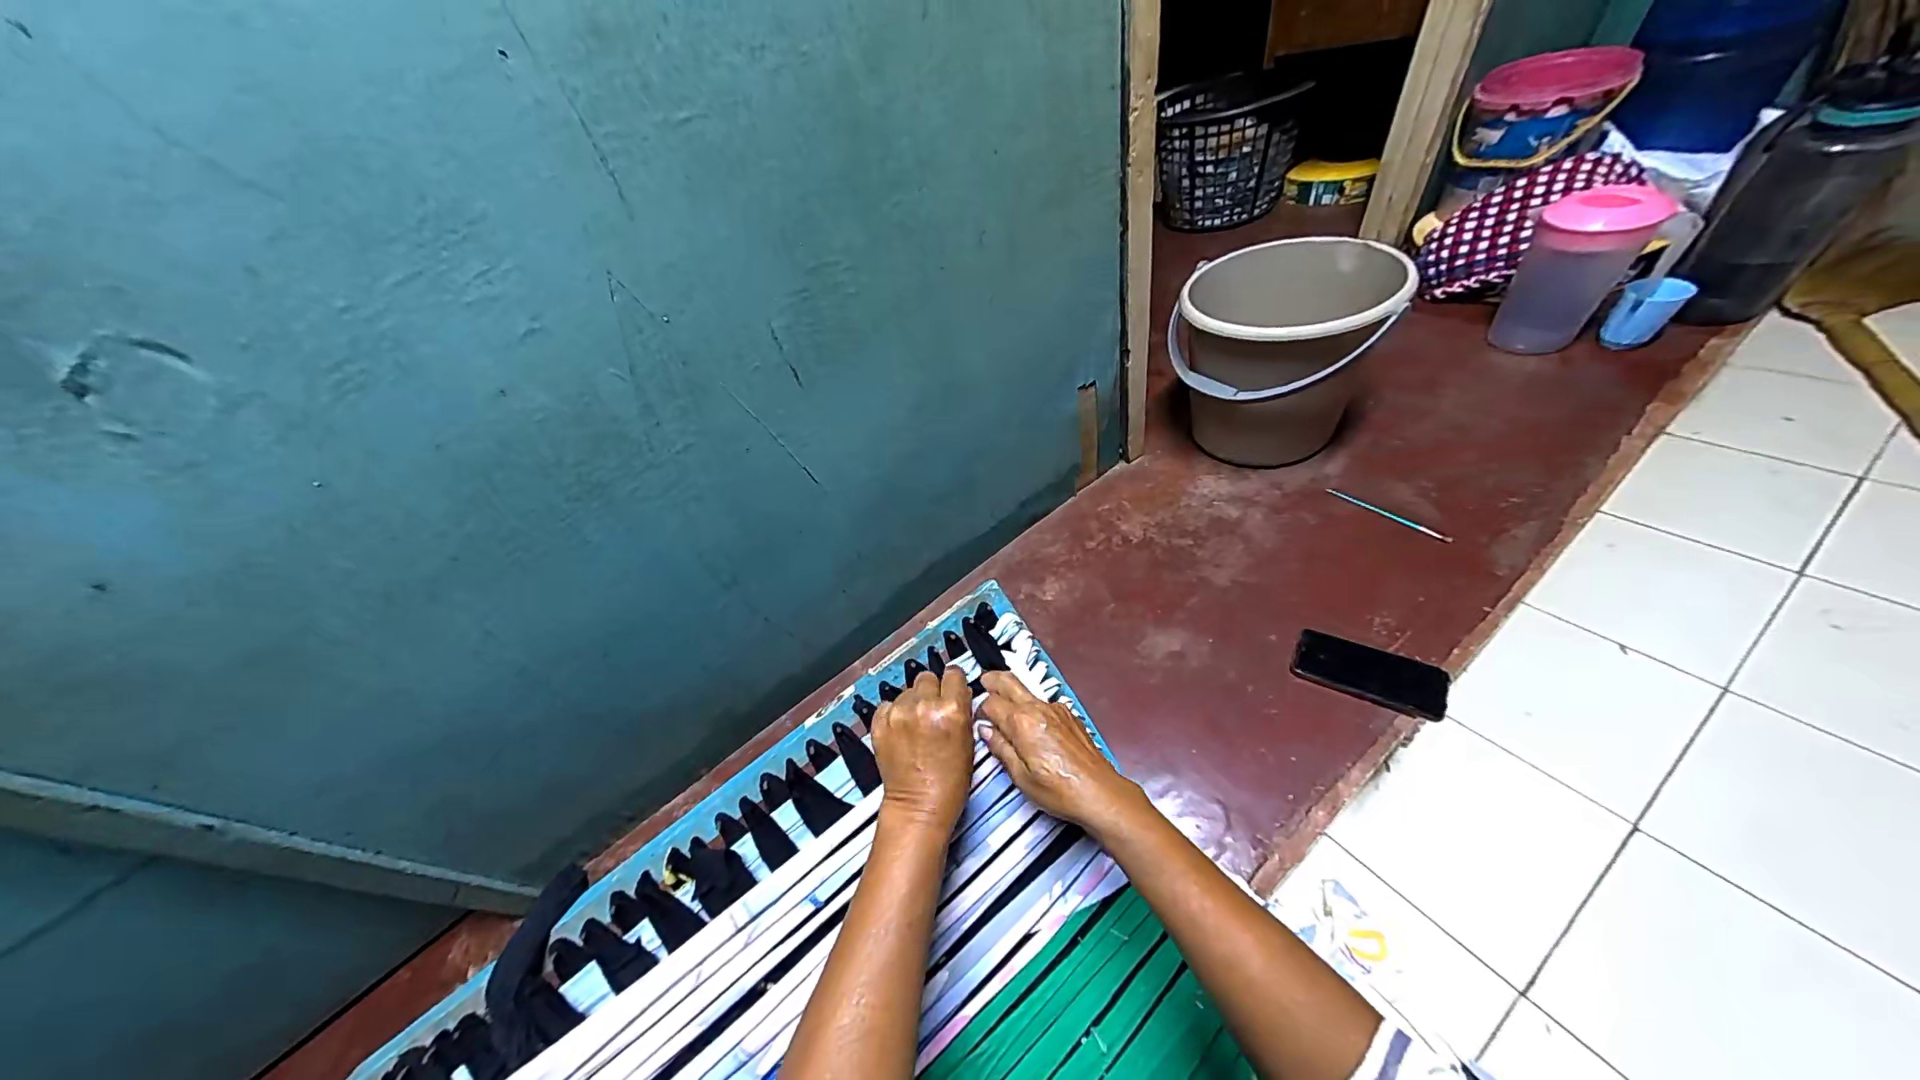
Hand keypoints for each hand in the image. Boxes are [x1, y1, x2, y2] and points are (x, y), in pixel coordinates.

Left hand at [871, 669, 975, 831]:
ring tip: (918, 724)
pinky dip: (894, 713)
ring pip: (907, 690)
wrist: (918, 806)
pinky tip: (903, 730)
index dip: (953, 681)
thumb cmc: (947, 785)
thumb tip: (959, 693)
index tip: (952, 685)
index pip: (953, 673)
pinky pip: (888, 705)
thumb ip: (962, 710)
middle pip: (927, 677)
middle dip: (932, 690)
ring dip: (913, 702)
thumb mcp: (970, 742)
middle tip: (934, 709)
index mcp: (950, 709)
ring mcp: (898, 714)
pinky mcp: (880, 723)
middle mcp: (922, 706)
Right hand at [978, 671, 1143, 837]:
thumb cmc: (1063, 791)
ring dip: (1012, 692)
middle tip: (983, 682)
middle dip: (993, 680)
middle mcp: (1039, 709)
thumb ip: (1001, 748)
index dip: (980, 710)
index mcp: (1022, 723)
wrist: (1100, 793)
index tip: (977, 720)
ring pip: (1027, 690)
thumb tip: (986, 733)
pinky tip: (1029, 723)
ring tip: (1004, 705)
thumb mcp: (1021, 777)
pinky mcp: (1069, 716)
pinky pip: (1043, 703)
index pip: (990, 703)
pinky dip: (1031, 706)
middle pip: (1009, 681)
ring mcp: (1056, 710)